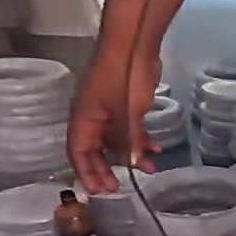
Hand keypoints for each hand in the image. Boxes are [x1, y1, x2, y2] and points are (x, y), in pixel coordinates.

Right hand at [67, 52, 161, 193]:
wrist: (134, 45)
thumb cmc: (124, 76)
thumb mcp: (128, 112)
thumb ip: (130, 138)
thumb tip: (132, 163)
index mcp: (83, 118)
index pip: (78, 152)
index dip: (86, 172)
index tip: (98, 190)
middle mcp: (92, 117)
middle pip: (95, 149)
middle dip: (106, 169)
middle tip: (118, 188)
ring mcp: (109, 110)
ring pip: (115, 140)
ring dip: (130, 155)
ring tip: (149, 169)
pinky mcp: (125, 105)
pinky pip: (129, 129)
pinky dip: (141, 139)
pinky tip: (157, 148)